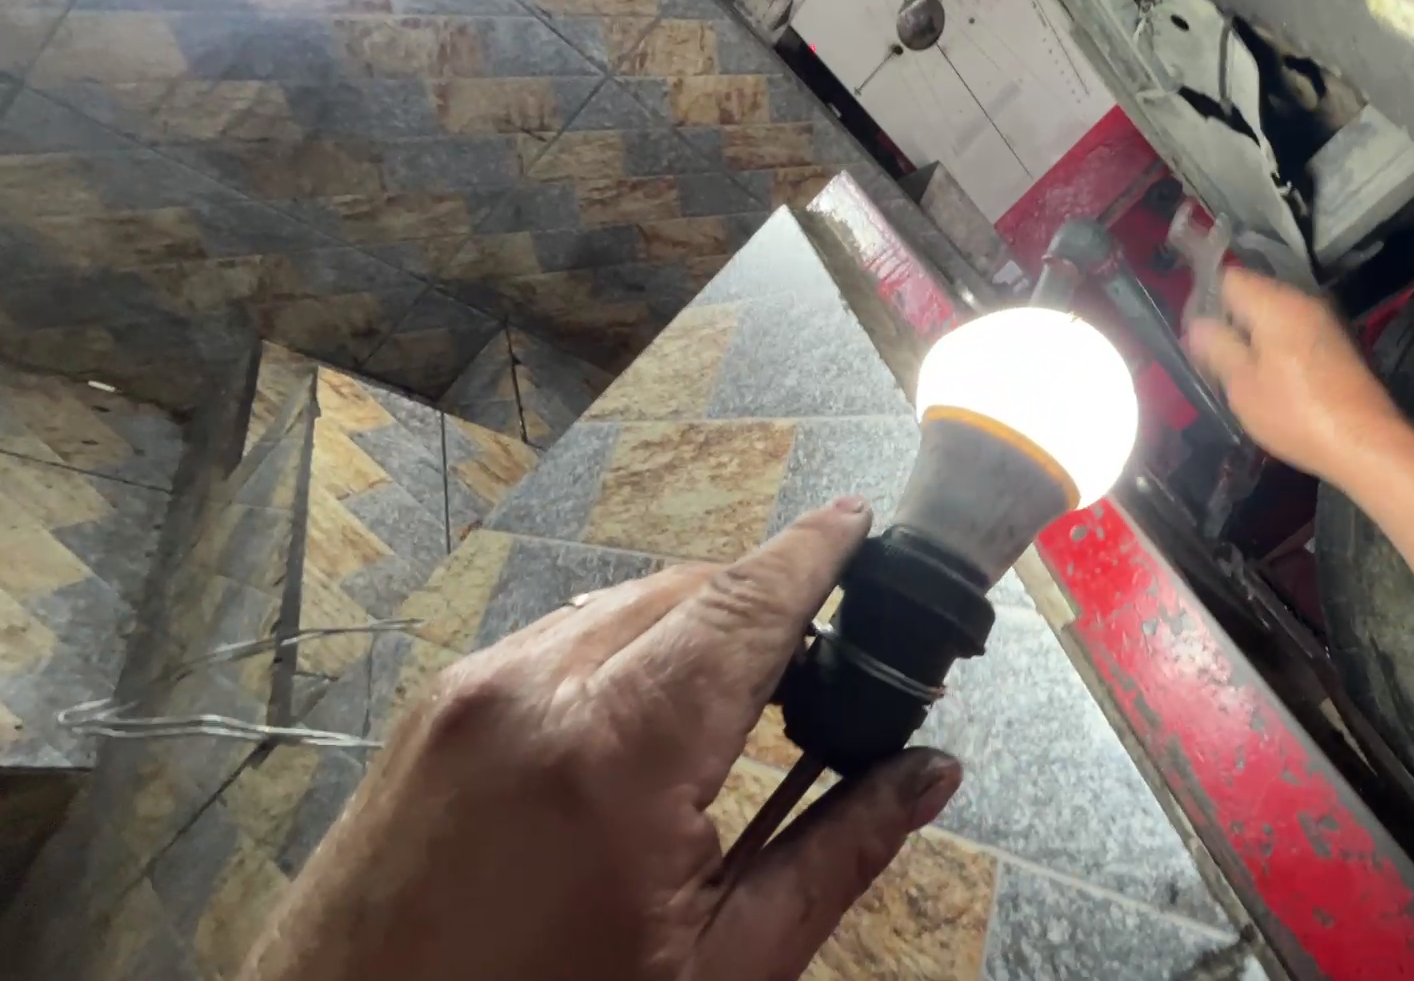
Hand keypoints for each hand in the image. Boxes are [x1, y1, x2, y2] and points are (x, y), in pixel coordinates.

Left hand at [245, 498, 961, 980]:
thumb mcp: (720, 971)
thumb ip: (840, 851)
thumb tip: (932, 769)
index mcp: (615, 754)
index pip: (746, 606)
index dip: (814, 551)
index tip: (860, 517)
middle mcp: (537, 685)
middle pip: (695, 588)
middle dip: (771, 597)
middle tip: (825, 657)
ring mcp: (476, 685)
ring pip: (633, 599)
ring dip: (705, 620)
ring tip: (746, 692)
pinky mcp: (443, 701)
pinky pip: (574, 628)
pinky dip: (639, 640)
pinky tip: (654, 709)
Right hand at [1187, 269, 1404, 482]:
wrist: (1363, 443)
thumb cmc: (1293, 413)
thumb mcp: (1241, 384)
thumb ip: (1216, 347)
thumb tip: (1197, 325)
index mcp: (1275, 305)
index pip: (1230, 278)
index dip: (1206, 300)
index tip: (1197, 335)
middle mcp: (1302, 301)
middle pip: (1253, 294)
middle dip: (1230, 321)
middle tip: (1213, 359)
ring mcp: (1323, 321)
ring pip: (1273, 313)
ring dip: (1252, 336)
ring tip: (1240, 373)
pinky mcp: (1335, 342)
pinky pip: (1293, 329)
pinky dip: (1275, 345)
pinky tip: (1270, 378)